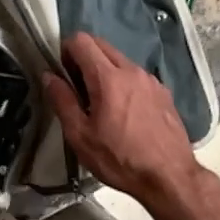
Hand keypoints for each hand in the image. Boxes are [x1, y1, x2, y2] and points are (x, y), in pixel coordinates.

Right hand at [42, 32, 201, 203]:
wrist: (171, 178)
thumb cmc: (120, 159)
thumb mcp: (80, 136)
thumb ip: (62, 100)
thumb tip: (48, 75)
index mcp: (108, 77)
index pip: (81, 40)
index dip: (66, 51)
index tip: (63, 74)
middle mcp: (131, 70)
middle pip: (101, 44)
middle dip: (84, 56)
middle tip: (78, 87)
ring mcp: (150, 80)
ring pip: (119, 59)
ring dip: (104, 69)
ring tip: (102, 103)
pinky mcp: (163, 92)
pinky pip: (136, 75)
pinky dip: (124, 82)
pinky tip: (125, 112)